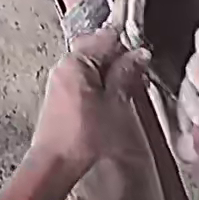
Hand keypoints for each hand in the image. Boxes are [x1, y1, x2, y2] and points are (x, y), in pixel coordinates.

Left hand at [27, 8, 152, 183]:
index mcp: (76, 61)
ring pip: (91, 64)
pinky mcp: (61, 95)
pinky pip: (83, 78)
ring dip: (111, 72)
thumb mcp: (114, 102)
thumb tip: (139, 54)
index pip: (105, 37)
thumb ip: (125, 74)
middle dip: (119, 58)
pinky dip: (100, 83)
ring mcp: (60, 80)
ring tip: (128, 88)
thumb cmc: (83, 136)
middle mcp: (64, 66)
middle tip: (139, 73)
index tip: (143, 55)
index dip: (127, 43)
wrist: (55, 163)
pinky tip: (112, 98)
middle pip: (96, 48)